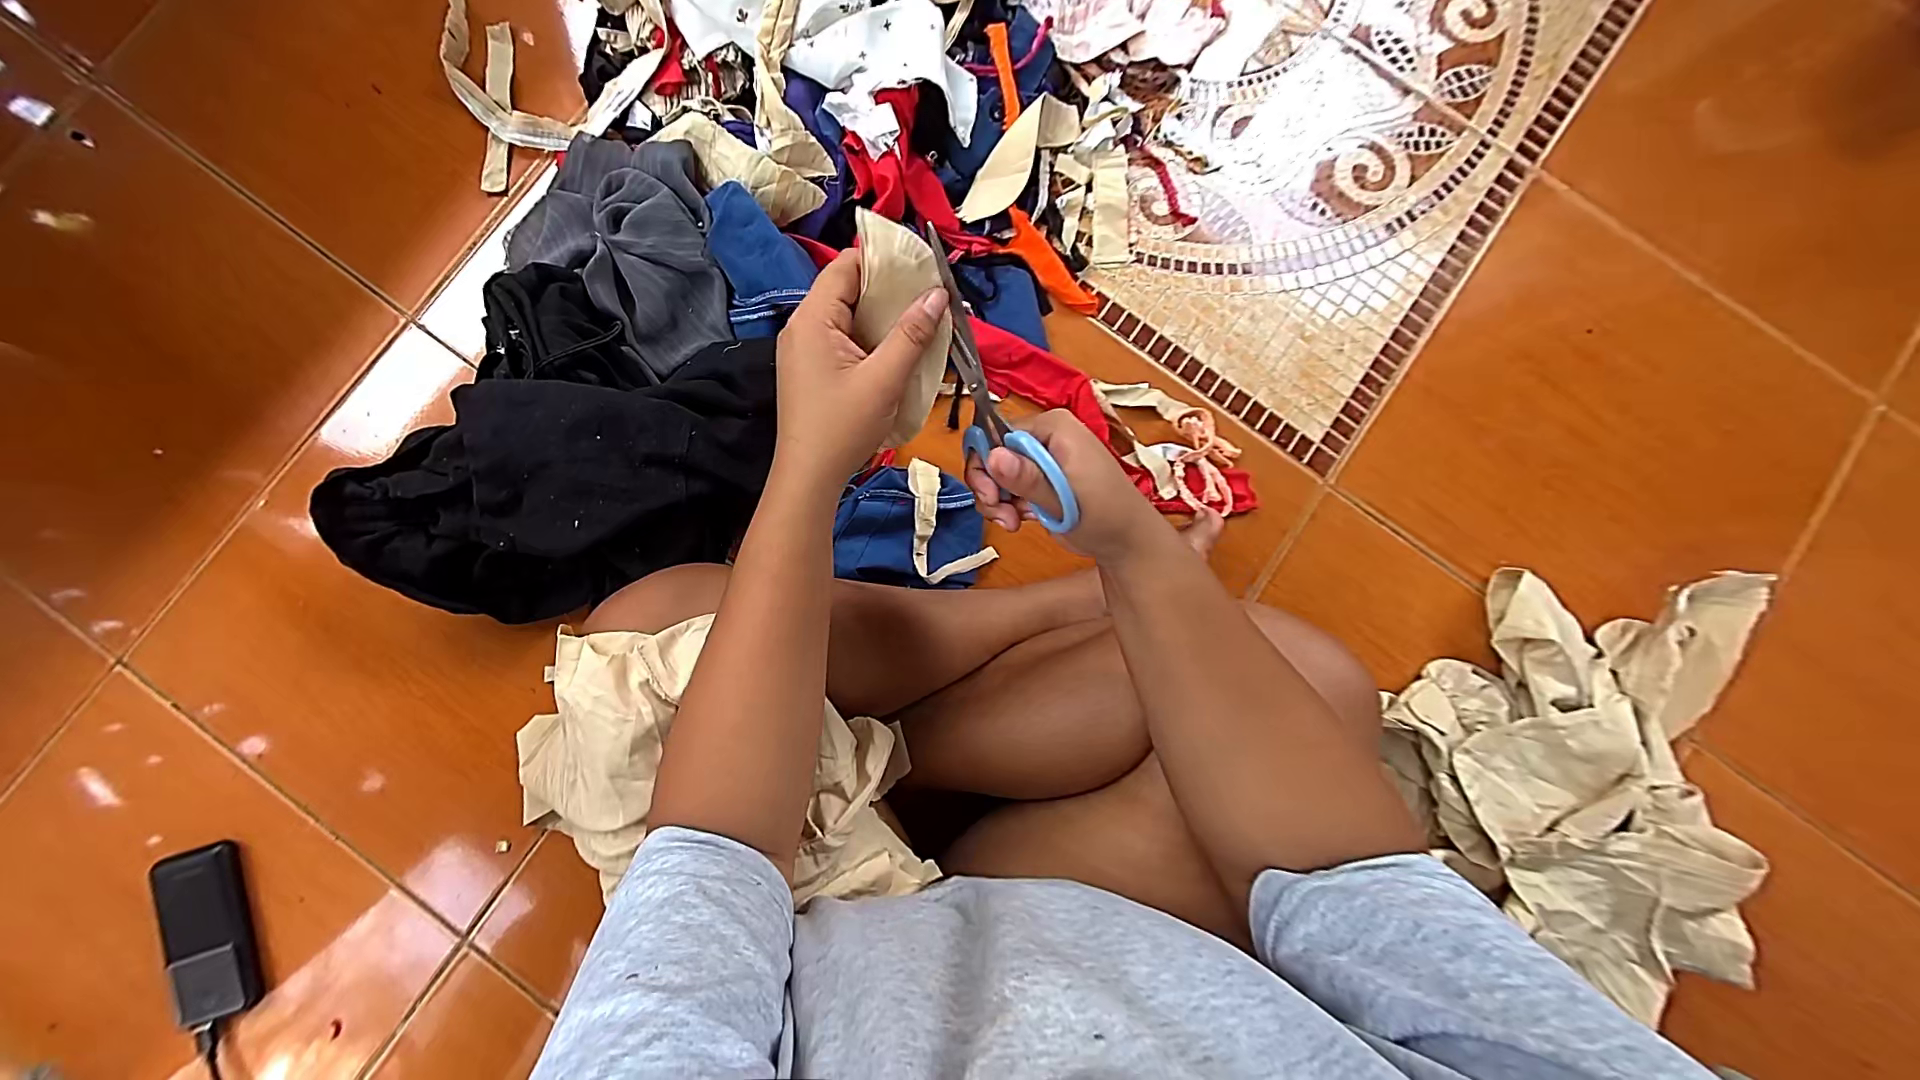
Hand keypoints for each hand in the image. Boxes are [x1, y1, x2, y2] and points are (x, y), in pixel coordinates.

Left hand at [774, 252, 947, 486]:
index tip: (921, 271)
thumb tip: (938, 294)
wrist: (809, 477)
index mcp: (813, 319)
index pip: (846, 265)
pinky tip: (895, 354)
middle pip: (847, 289)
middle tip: (927, 300)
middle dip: (888, 292)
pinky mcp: (811, 371)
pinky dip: (870, 341)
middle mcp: (802, 327)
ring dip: (882, 320)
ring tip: (918, 326)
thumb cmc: (842, 428)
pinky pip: (843, 341)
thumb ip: (912, 334)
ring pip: (848, 317)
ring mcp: (804, 350)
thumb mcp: (884, 380)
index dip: (884, 262)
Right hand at [964, 409, 1167, 559]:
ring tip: (1013, 521)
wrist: (1126, 541)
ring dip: (998, 501)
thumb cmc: (1106, 517)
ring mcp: (1043, 458)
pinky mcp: (1041, 478)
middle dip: (991, 487)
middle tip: (1001, 514)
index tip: (992, 497)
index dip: (986, 466)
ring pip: (998, 473)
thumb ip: (1028, 478)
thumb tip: (994, 456)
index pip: (997, 434)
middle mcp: (1046, 437)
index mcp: (1053, 427)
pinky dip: (1009, 505)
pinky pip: (1010, 486)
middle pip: (993, 454)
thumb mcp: (1063, 499)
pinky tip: (1022, 519)